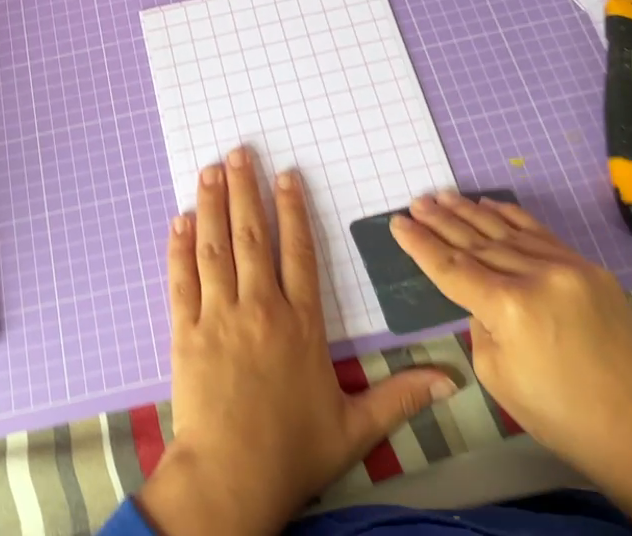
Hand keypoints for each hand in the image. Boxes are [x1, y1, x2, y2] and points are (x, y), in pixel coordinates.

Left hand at [137, 147, 457, 535]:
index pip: (299, 253)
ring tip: (210, 170)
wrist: (232, 478)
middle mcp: (261, 309)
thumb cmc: (295, 452)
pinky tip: (179, 220)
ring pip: (216, 248)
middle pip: (254, 237)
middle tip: (238, 152)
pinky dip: (180, 248)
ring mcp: (220, 317)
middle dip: (246, 190)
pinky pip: (182, 280)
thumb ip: (400, 396)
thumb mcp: (356, 427)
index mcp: (302, 325)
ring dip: (212, 206)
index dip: (292, 210)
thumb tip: (453, 381)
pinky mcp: (186, 332)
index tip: (286, 175)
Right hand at [392, 192, 631, 527]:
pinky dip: (512, 217)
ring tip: (441, 196)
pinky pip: (541, 233)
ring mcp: (568, 267)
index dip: (420, 244)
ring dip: (470, 212)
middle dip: (441, 221)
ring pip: (507, 231)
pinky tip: (489, 205)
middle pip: (476, 242)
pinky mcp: (591, 269)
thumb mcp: (497, 376)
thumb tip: (482, 297)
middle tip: (415, 202)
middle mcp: (538, 276)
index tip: (398, 224)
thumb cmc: (562, 417)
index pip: (452, 267)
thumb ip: (480, 324)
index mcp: (509, 308)